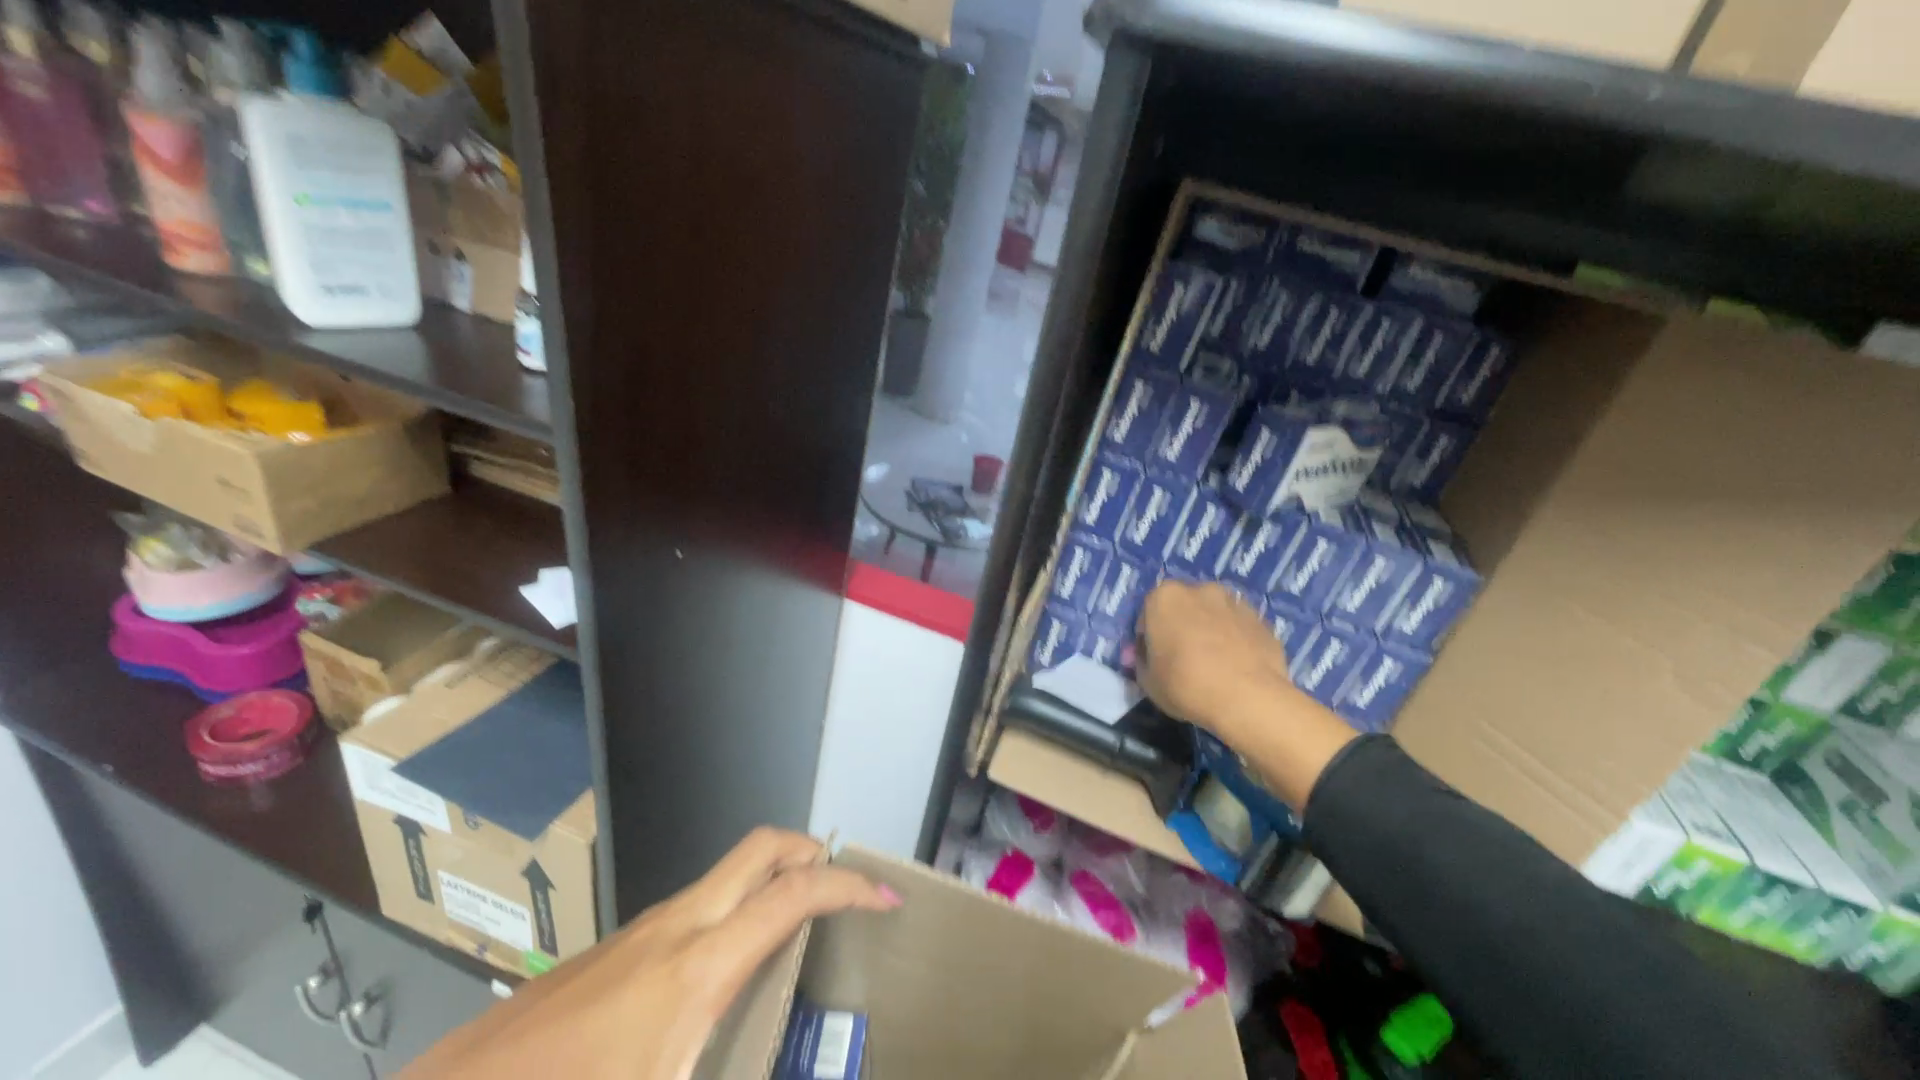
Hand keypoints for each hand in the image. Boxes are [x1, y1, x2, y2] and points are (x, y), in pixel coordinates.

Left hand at [402, 828, 898, 1079]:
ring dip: (772, 880)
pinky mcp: (618, 946)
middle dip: (811, 852)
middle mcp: (677, 927)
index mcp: (702, 965)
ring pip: (726, 875)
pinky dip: (734, 909)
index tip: (885, 898)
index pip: (792, 895)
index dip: (848, 887)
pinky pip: (695, 905)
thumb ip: (730, 1061)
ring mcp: (643, 930)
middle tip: (845, 887)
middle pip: (760, 850)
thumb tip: (785, 1063)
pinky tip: (727, 969)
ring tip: (798, 928)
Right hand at [1135, 581, 1297, 737]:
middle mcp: (1200, 589)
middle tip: (1183, 658)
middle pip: (1183, 607)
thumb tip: (1149, 656)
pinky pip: (1238, 627)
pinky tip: (1236, 666)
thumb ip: (1143, 661)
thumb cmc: (1186, 685)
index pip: (1148, 613)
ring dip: (1210, 629)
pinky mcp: (1262, 619)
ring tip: (1214, 663)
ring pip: (1214, 614)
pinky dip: (1235, 639)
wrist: (1248, 697)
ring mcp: (1235, 602)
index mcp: (1165, 597)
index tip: (1154, 658)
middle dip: (1180, 626)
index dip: (1148, 637)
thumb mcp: (1147, 681)